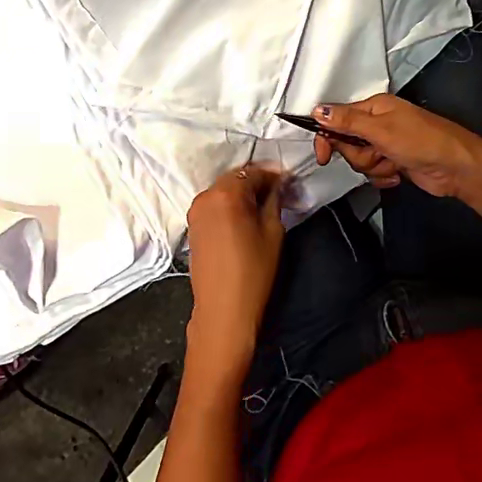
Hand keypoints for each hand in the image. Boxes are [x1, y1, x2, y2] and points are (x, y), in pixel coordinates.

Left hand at [184, 165, 285, 365]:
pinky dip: (229, 207)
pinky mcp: (192, 227)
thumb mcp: (273, 231)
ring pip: (223, 192)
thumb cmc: (253, 271)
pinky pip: (214, 207)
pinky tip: (245, 219)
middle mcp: (205, 197)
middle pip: (235, 179)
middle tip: (279, 194)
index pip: (253, 172)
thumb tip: (278, 185)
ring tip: (263, 208)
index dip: (274, 176)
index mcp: (225, 194)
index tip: (289, 182)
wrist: (224, 309)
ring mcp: (195, 213)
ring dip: (242, 195)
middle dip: (257, 183)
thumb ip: (274, 200)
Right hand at [312, 94, 481, 197]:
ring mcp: (386, 144)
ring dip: (374, 167)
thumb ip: (346, 121)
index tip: (323, 156)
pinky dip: (383, 177)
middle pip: (347, 143)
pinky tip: (398, 174)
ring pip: (360, 161)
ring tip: (393, 164)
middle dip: (359, 155)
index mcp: (374, 107)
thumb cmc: (422, 141)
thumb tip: (316, 110)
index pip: (337, 120)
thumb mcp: (380, 129)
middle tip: (377, 154)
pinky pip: (374, 173)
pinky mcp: (393, 162)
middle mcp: (378, 123)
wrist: (456, 168)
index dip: (328, 138)